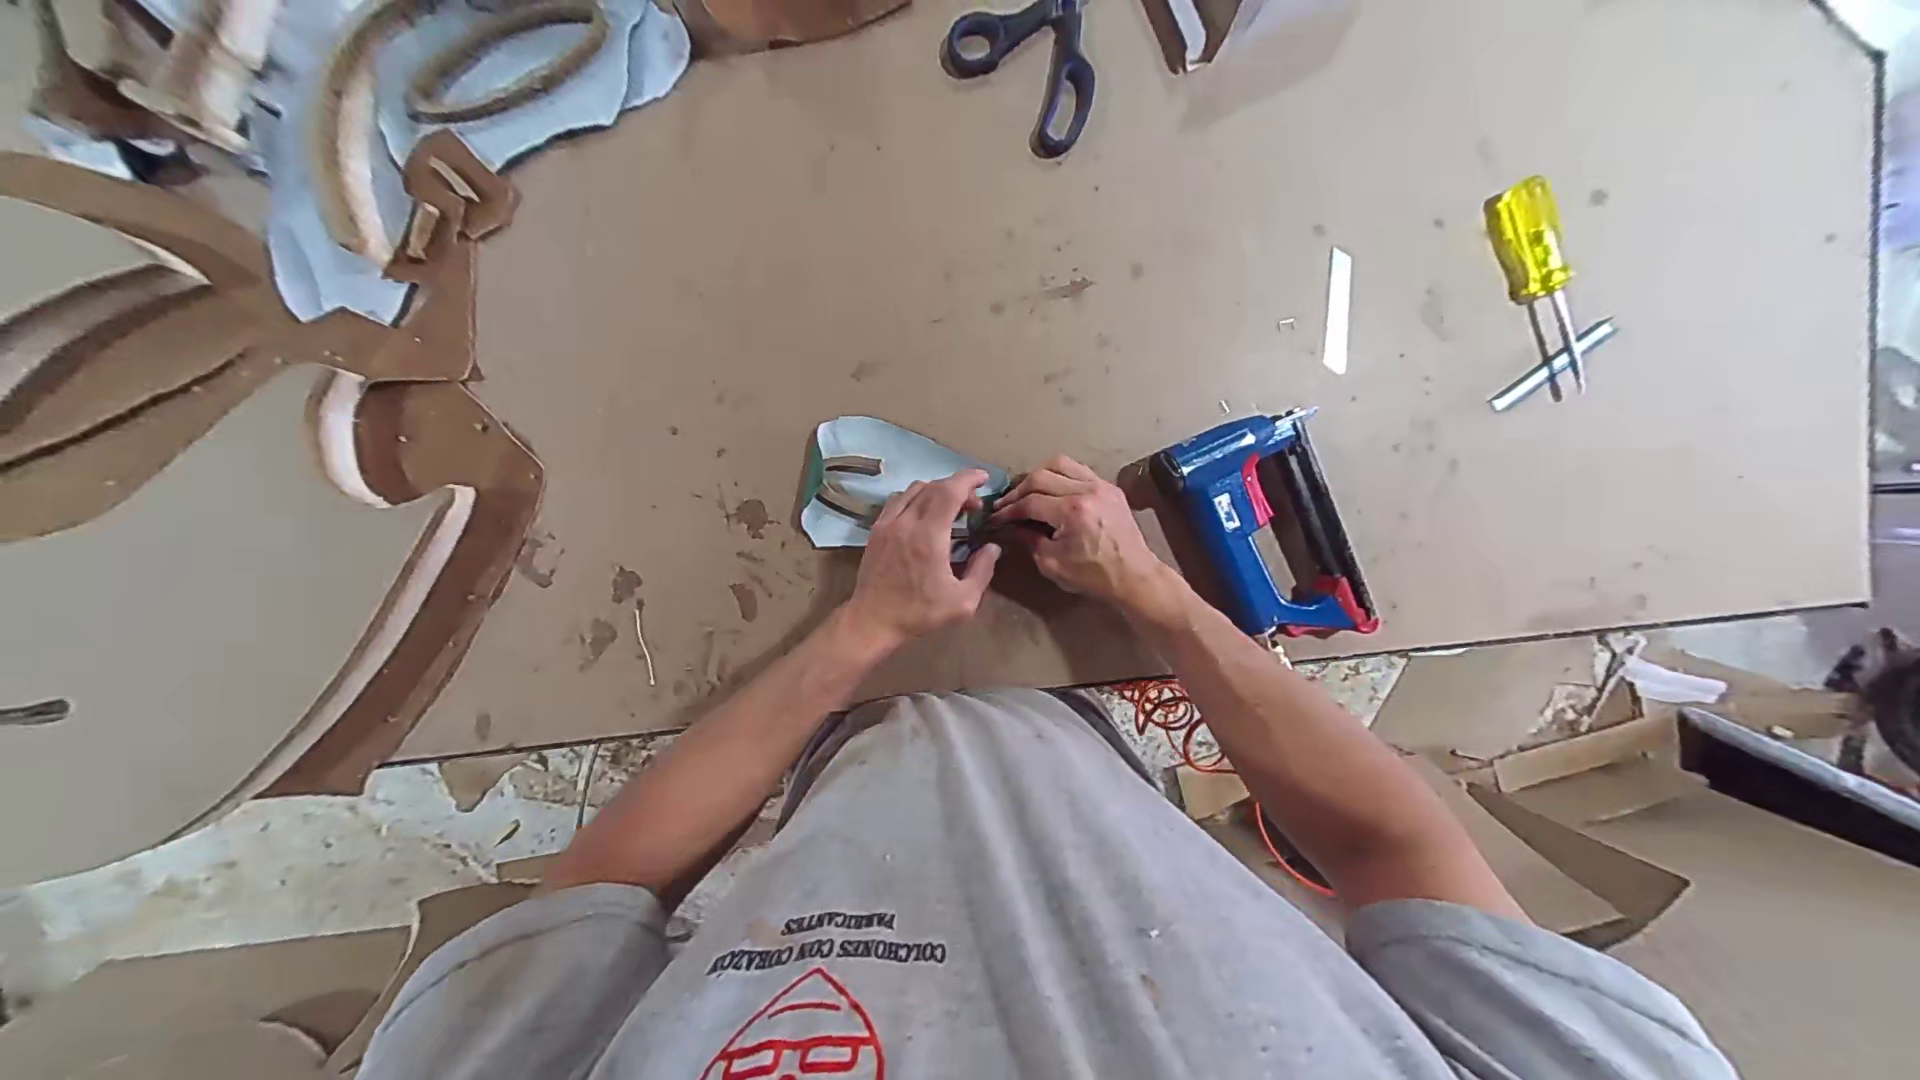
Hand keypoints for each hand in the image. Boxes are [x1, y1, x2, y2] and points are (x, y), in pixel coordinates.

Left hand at [842, 469, 1001, 647]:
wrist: (872, 620)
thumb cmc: (919, 613)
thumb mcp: (963, 602)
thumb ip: (982, 571)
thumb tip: (992, 547)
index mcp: (928, 536)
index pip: (949, 491)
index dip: (968, 479)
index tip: (983, 478)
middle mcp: (906, 522)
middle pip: (934, 487)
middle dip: (957, 487)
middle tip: (974, 504)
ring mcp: (887, 524)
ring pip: (914, 490)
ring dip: (936, 490)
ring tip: (951, 507)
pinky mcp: (876, 530)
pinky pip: (898, 500)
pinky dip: (916, 497)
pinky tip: (925, 513)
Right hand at [990, 455, 1173, 612]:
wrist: (1134, 576)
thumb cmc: (1093, 576)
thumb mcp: (1052, 564)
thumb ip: (1029, 540)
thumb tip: (1011, 527)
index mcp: (1072, 511)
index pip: (1030, 502)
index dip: (1009, 510)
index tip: (996, 518)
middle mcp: (1087, 490)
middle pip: (1041, 476)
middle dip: (1018, 490)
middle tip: (1006, 504)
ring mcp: (1101, 485)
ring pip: (1060, 464)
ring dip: (1038, 475)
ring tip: (1027, 491)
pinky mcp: (1110, 487)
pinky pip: (1078, 470)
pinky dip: (1060, 476)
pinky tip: (1052, 490)